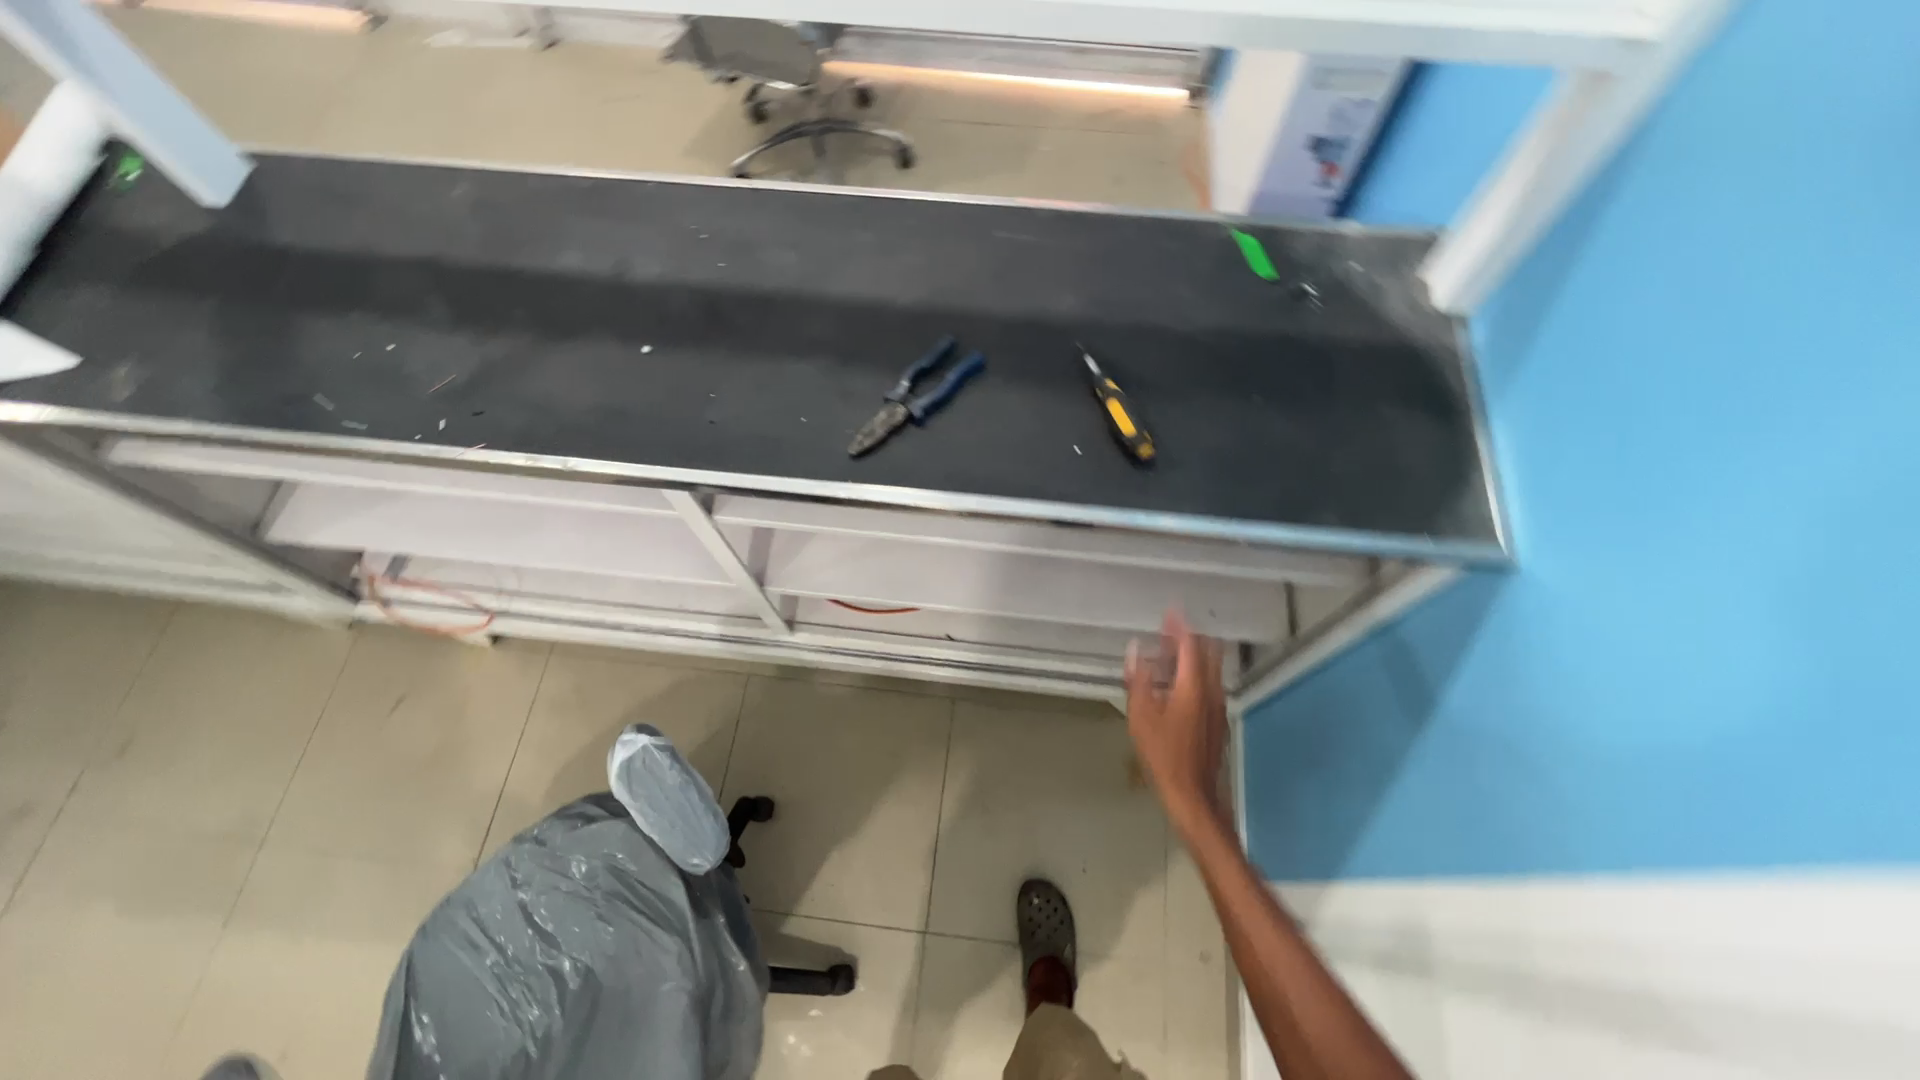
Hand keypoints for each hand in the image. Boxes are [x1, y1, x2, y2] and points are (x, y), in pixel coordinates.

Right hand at [1125, 610, 1227, 827]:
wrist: (1191, 792)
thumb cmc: (1162, 753)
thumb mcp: (1141, 715)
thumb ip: (1138, 678)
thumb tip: (1134, 649)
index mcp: (1194, 685)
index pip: (1189, 645)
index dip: (1178, 626)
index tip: (1169, 611)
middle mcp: (1212, 690)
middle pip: (1207, 653)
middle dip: (1189, 637)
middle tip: (1167, 630)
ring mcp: (1218, 705)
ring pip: (1209, 669)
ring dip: (1190, 656)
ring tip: (1166, 652)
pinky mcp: (1216, 719)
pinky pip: (1208, 684)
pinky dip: (1192, 673)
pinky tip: (1172, 683)